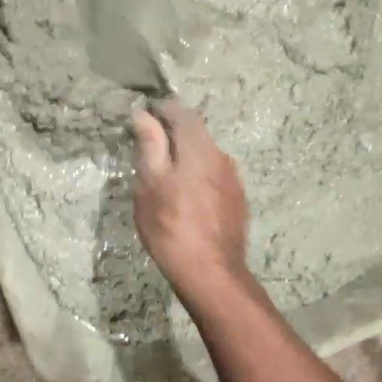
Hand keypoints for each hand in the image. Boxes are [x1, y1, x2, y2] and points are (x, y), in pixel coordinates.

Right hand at [132, 100, 250, 307]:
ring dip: (187, 157)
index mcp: (199, 148)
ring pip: (207, 157)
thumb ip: (150, 145)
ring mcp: (233, 180)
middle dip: (174, 134)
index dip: (163, 109)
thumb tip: (144, 115)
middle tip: (149, 146)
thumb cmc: (170, 225)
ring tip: (165, 175)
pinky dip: (198, 177)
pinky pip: (214, 177)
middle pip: (197, 134)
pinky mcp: (237, 201)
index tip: (145, 115)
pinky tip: (185, 198)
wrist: (210, 271)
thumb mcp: (150, 183)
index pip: (183, 113)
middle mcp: (222, 157)